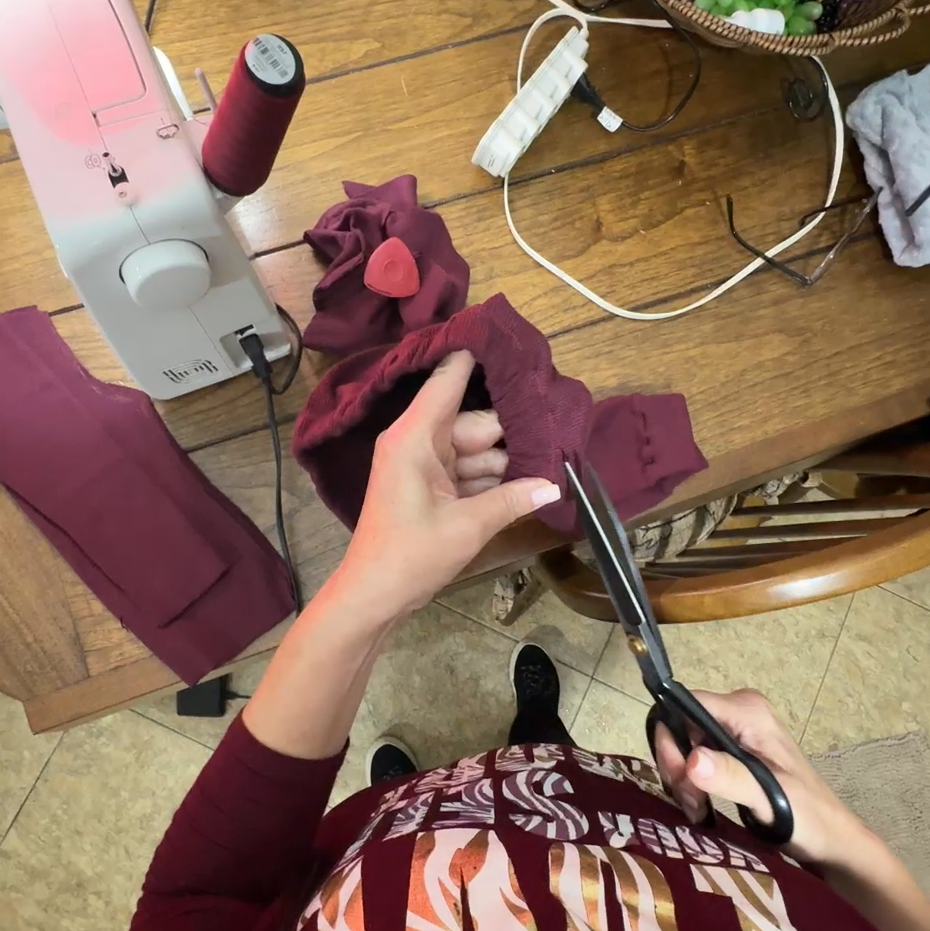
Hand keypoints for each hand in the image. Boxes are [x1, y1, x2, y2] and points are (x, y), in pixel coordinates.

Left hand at [324, 350, 561, 622]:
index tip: (508, 334)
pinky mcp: (429, 486)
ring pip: (475, 448)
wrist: (374, 596)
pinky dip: (490, 480)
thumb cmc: (410, 555)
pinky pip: (466, 470)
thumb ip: (512, 500)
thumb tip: (554, 485)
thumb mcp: (467, 526)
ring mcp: (423, 464)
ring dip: (504, 462)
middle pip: (473, 421)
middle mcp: (417, 441)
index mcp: (415, 437)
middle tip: (554, 435)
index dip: (476, 355)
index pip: (449, 378)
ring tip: (547, 468)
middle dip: (509, 432)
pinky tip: (525, 488)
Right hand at [652, 688, 876, 866]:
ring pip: (684, 741)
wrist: (831, 838)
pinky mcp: (732, 745)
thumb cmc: (807, 817)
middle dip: (678, 764)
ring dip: (683, 776)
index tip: (679, 778)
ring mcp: (735, 726)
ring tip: (697, 807)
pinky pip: (694, 751)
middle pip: (681, 724)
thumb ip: (731, 777)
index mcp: (747, 711)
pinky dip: (692, 778)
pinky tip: (700, 803)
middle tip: (689, 800)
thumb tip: (693, 761)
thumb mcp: (767, 798)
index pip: (685, 705)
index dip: (672, 739)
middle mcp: (738, 710)